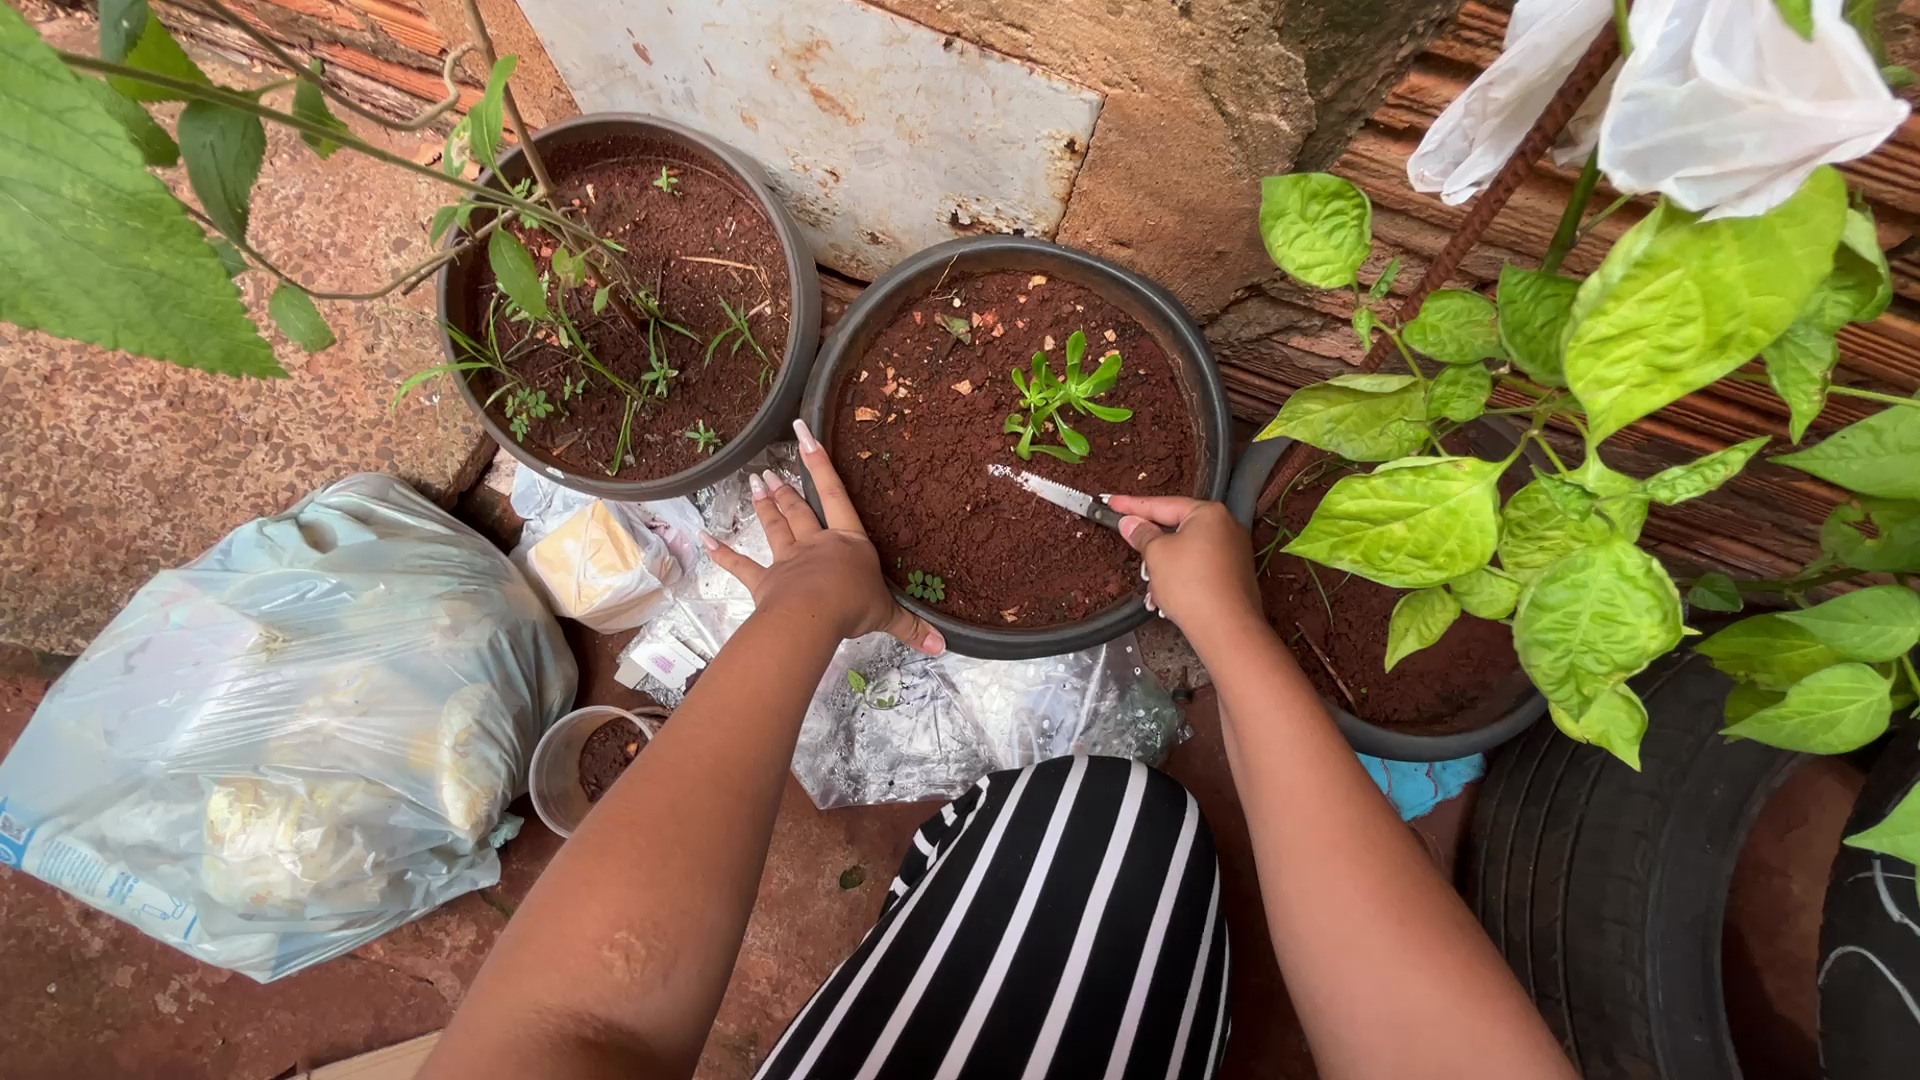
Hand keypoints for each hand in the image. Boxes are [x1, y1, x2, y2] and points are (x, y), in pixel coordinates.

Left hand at [705, 420, 945, 653]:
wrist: (815, 616)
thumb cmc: (854, 606)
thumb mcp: (888, 615)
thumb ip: (912, 627)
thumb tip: (942, 645)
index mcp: (849, 544)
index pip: (837, 497)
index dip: (821, 465)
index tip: (805, 436)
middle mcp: (817, 545)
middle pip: (800, 511)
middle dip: (787, 489)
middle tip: (770, 470)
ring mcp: (788, 561)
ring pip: (775, 528)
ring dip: (765, 507)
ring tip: (754, 484)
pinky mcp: (766, 582)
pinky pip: (742, 566)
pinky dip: (722, 553)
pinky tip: (704, 538)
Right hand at [1105, 495, 1260, 635]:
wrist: (1225, 628)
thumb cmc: (1192, 585)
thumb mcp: (1156, 554)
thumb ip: (1141, 534)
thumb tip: (1130, 523)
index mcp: (1209, 514)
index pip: (1163, 504)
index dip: (1132, 505)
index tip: (1113, 503)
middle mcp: (1226, 528)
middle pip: (1177, 528)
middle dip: (1152, 544)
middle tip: (1132, 545)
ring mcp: (1233, 552)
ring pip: (1185, 552)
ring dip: (1164, 567)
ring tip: (1153, 586)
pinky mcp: (1232, 576)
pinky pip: (1197, 569)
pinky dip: (1180, 578)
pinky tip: (1167, 597)